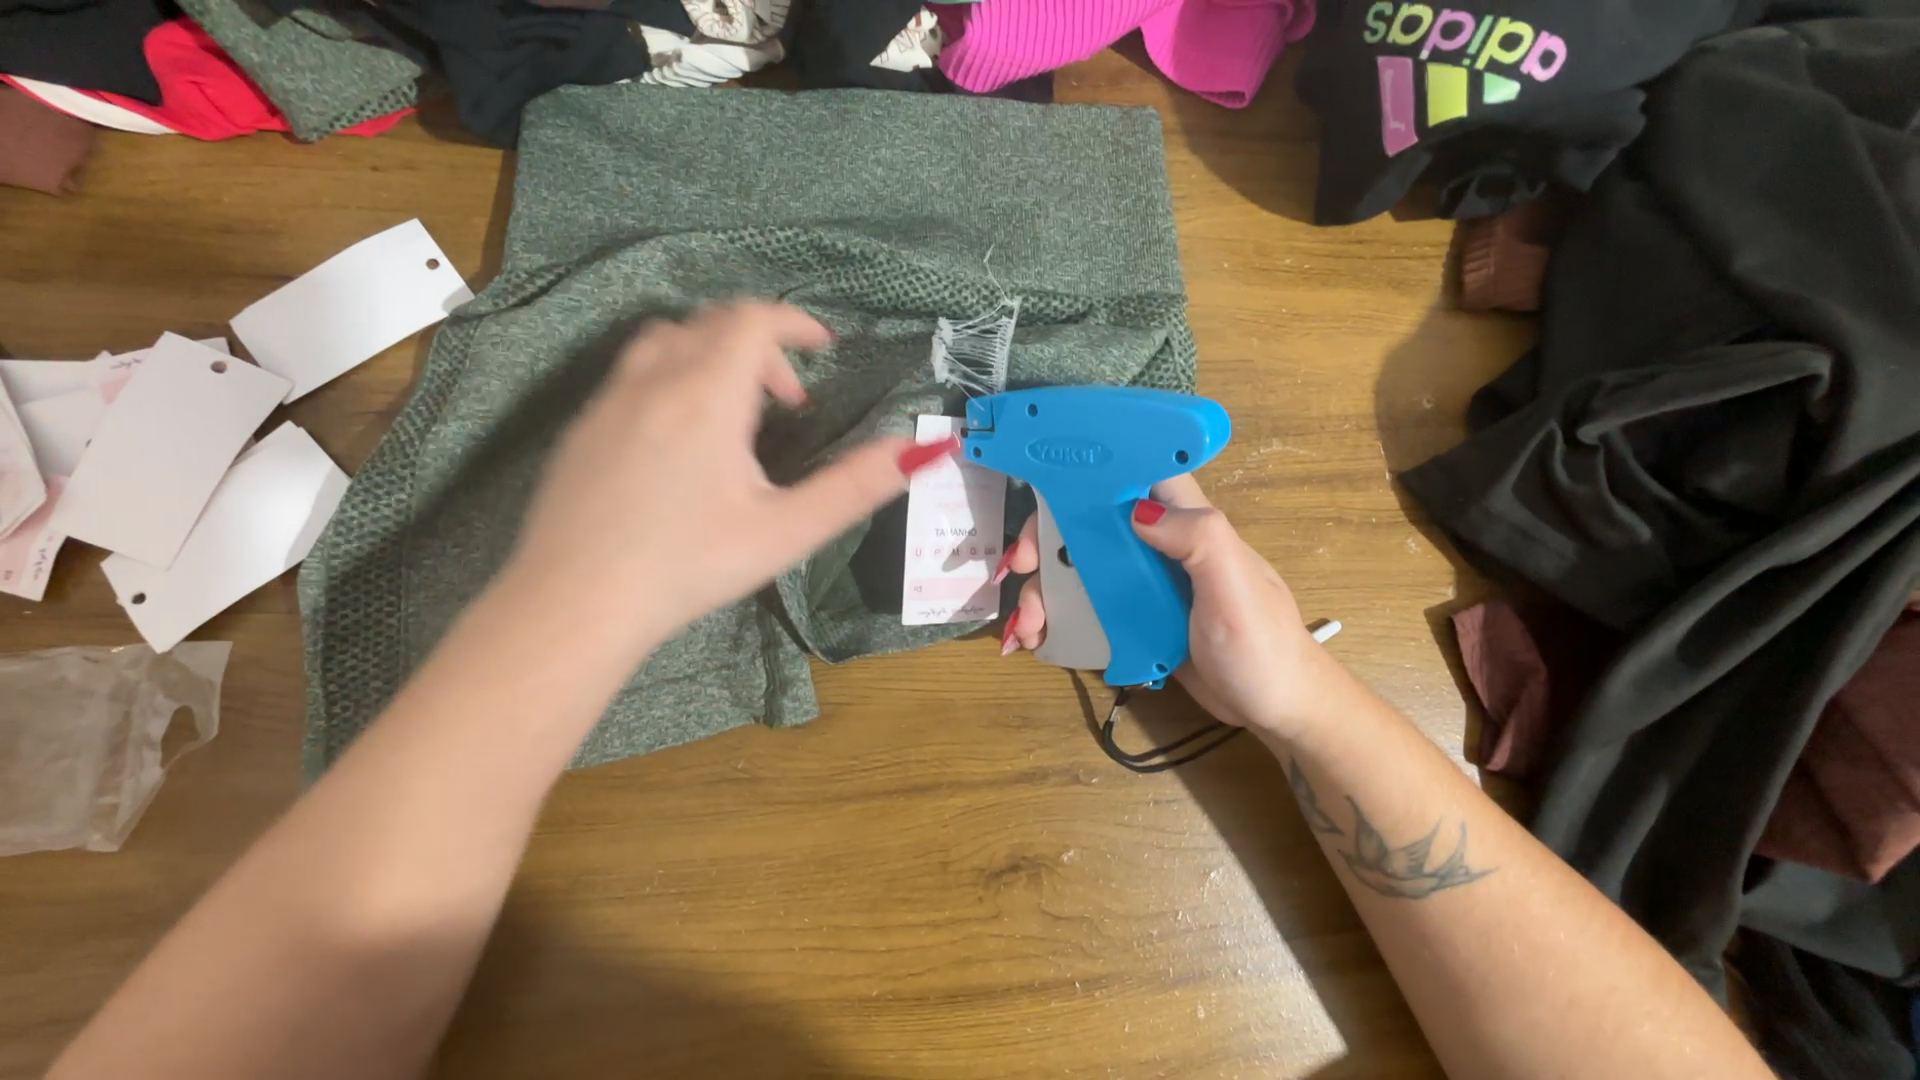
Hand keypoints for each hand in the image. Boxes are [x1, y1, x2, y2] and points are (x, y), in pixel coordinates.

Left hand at [501, 302, 950, 653]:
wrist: (574, 603)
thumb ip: (855, 487)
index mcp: (707, 396)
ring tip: (737, 411)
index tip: (825, 347)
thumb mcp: (785, 532)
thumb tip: (920, 449)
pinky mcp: (582, 427)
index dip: (795, 322)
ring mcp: (609, 400)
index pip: (752, 320)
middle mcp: (654, 381)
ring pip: (667, 340)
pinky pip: (634, 372)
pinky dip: (674, 376)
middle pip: (712, 322)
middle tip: (789, 399)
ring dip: (713, 353)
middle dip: (761, 344)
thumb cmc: (689, 567)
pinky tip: (681, 441)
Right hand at [997, 474, 1330, 741]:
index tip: (1042, 491)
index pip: (1132, 474)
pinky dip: (1053, 620)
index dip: (1086, 471)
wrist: (1274, 708)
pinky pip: (1083, 608)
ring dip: (1042, 591)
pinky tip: (1032, 640)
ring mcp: (1141, 582)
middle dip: (1043, 542)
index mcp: (1186, 522)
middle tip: (1018, 571)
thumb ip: (1198, 541)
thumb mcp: (1236, 590)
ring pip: (1076, 569)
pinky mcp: (1132, 617)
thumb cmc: (1263, 646)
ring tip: (1024, 629)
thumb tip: (1137, 512)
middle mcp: (1157, 543)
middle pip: (1085, 523)